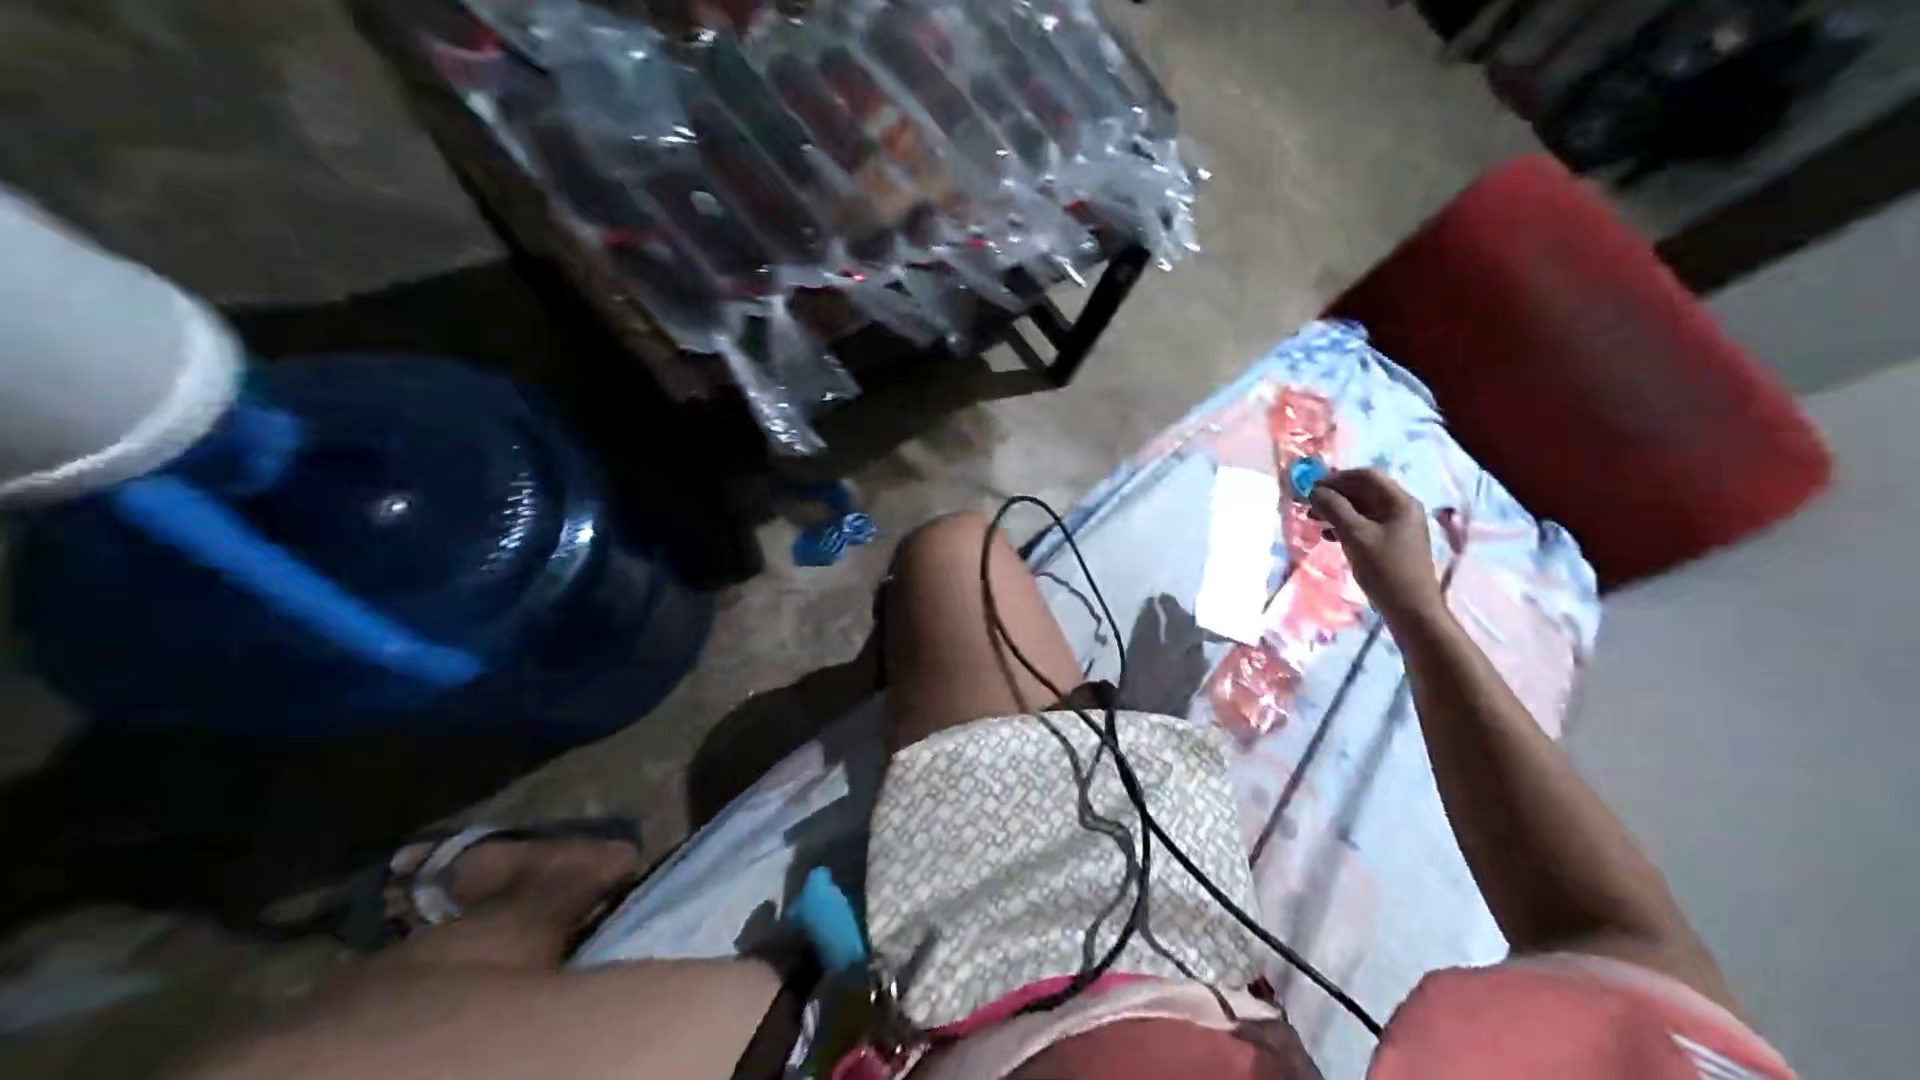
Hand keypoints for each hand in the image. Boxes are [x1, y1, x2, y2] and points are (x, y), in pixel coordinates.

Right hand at [1308, 469, 1442, 621]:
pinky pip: (1363, 524)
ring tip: (1313, 520)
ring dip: (1336, 510)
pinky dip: (1344, 525)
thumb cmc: (1385, 568)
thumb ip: (1334, 508)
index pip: (1365, 476)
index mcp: (1399, 502)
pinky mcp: (1390, 542)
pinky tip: (1328, 536)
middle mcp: (1400, 509)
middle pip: (1363, 491)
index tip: (1310, 489)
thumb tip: (1315, 490)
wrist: (1410, 608)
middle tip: (1308, 505)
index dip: (1336, 478)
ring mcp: (1396, 526)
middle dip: (1334, 495)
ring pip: (1361, 508)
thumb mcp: (1356, 535)